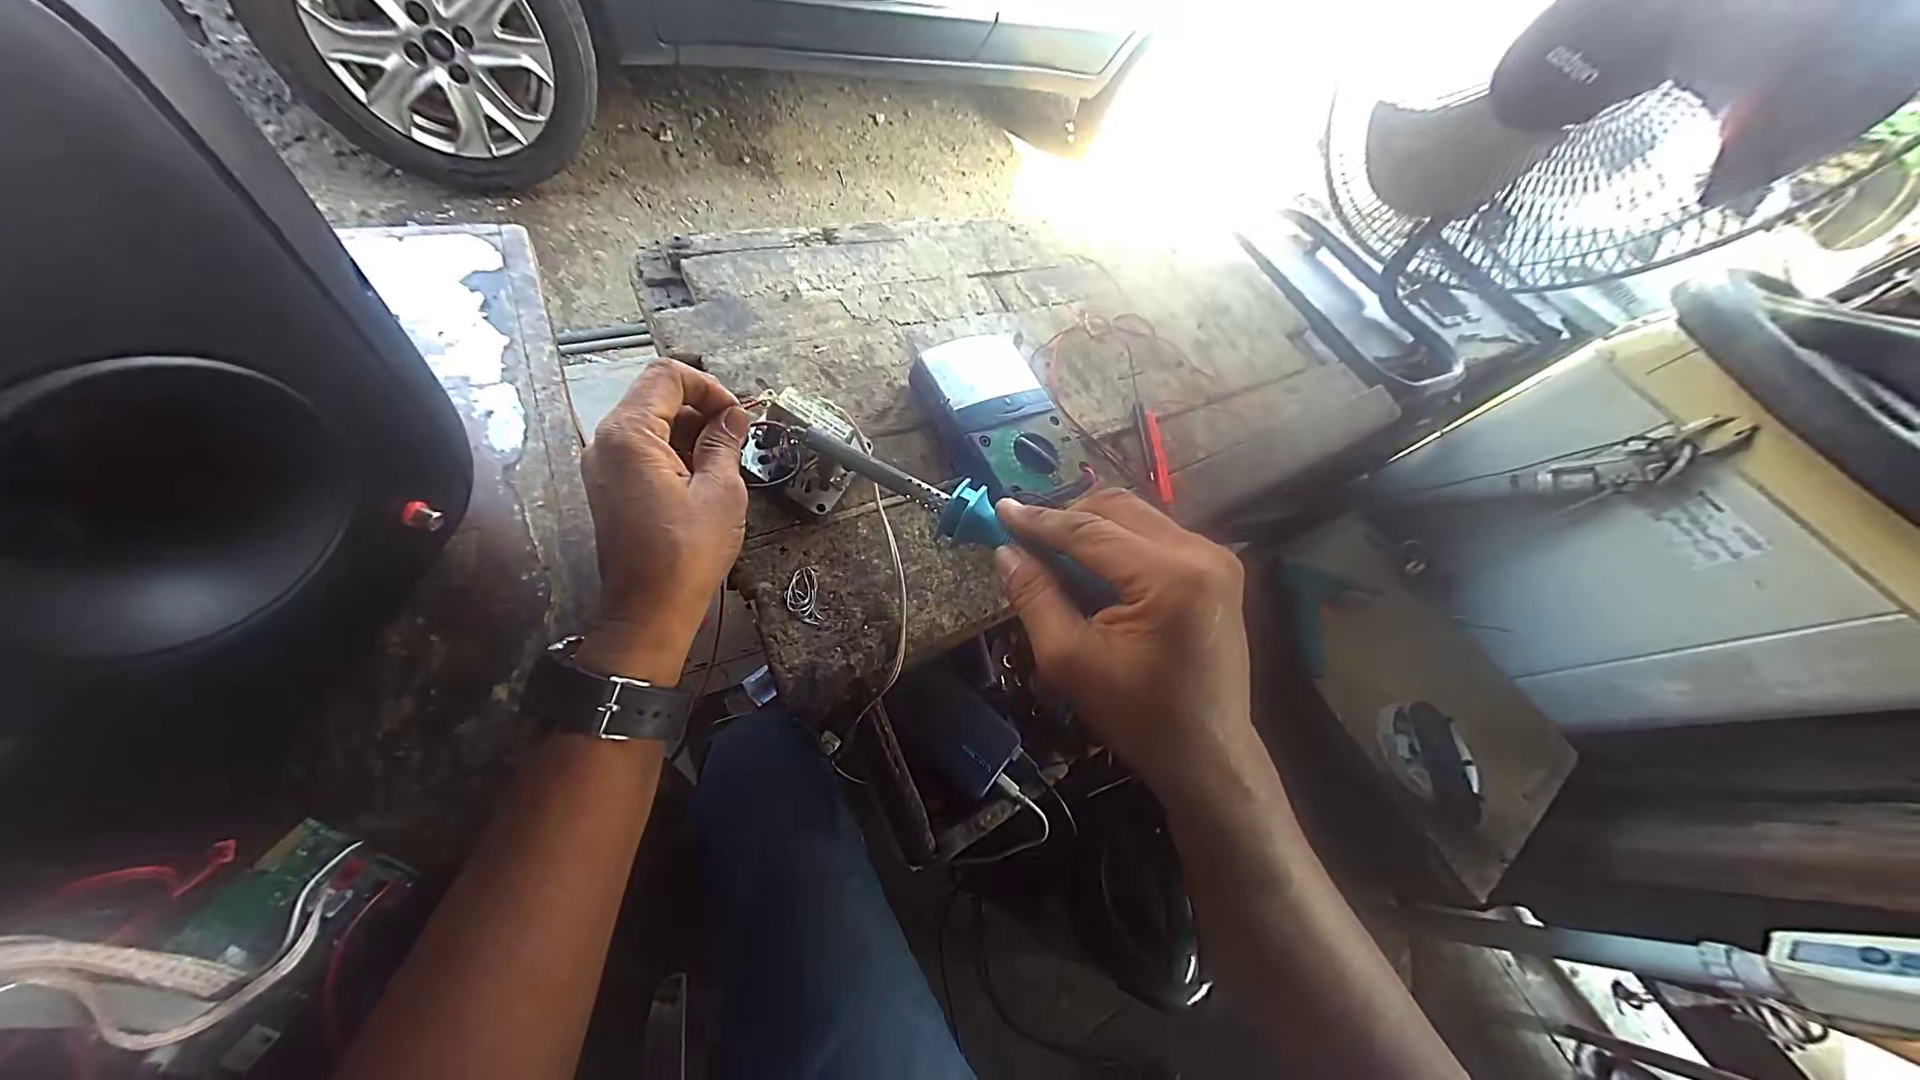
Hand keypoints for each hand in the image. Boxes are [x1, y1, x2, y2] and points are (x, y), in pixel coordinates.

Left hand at [575, 360, 748, 681]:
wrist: (651, 608)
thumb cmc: (685, 555)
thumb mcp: (721, 491)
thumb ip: (725, 443)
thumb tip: (734, 416)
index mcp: (629, 436)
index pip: (667, 376)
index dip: (709, 387)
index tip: (736, 413)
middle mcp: (606, 443)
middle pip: (656, 396)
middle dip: (701, 409)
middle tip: (737, 438)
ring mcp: (604, 465)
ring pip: (651, 423)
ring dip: (691, 432)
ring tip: (723, 463)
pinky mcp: (611, 485)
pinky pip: (644, 449)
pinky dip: (676, 451)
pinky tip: (703, 478)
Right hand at [994, 490, 1255, 808]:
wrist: (1208, 755)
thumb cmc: (1139, 716)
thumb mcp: (1070, 661)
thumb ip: (1034, 597)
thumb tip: (1006, 551)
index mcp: (1171, 576)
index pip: (1090, 530)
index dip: (1039, 520)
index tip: (999, 510)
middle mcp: (1201, 552)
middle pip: (1118, 508)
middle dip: (1066, 517)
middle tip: (1026, 538)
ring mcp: (1215, 558)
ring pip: (1136, 516)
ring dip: (1091, 528)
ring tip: (1055, 556)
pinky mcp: (1216, 570)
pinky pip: (1154, 536)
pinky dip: (1117, 543)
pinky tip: (1093, 570)